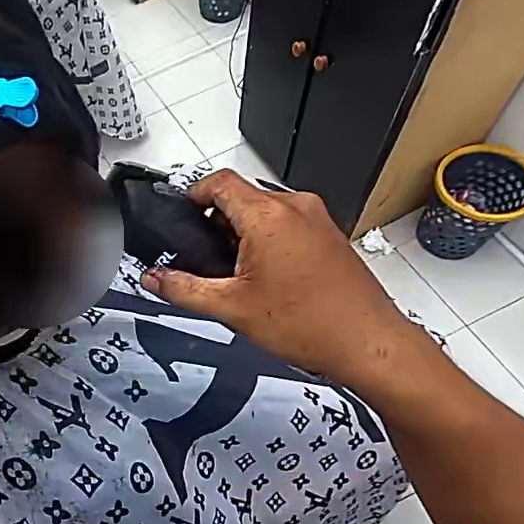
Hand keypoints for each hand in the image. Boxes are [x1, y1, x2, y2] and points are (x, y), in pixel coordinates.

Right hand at [141, 170, 436, 391]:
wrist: (366, 342)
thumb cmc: (314, 324)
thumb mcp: (233, 308)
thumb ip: (185, 289)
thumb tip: (157, 278)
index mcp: (268, 215)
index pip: (218, 181)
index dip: (194, 194)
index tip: (185, 213)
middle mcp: (296, 208)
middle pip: (243, 197)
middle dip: (220, 224)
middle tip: (209, 259)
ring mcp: (318, 220)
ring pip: (268, 213)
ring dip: (248, 235)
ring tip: (244, 278)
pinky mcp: (332, 236)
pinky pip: (292, 226)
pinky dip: (274, 242)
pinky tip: (272, 281)